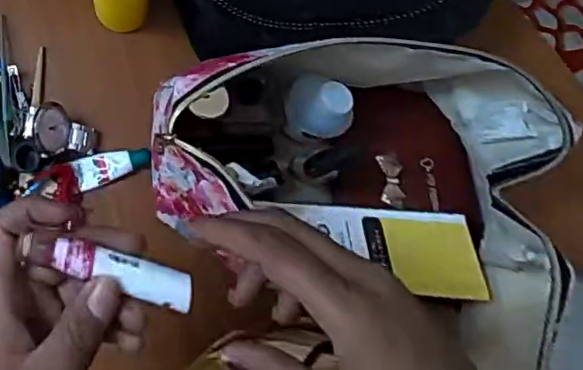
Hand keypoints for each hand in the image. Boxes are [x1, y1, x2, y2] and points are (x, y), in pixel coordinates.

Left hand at [0, 196, 150, 369]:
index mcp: (2, 294)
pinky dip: (113, 322)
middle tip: (137, 250)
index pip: (7, 230)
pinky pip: (90, 316)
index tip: (75, 214)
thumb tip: (110, 282)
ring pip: (81, 284)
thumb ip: (76, 331)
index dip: (36, 211)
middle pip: (57, 252)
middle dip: (98, 250)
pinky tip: (134, 337)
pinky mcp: (62, 342)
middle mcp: (23, 297)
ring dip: (115, 292)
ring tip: (144, 310)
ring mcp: (43, 320)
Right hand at [191, 210, 472, 369]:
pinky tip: (291, 310)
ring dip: (271, 257)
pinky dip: (300, 272)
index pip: (273, 247)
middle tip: (208, 245)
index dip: (227, 232)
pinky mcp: (392, 292)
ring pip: (310, 242)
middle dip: (243, 229)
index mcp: (348, 302)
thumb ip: (278, 369)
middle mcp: (363, 274)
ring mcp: (381, 279)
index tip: (191, 226)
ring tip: (248, 299)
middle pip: (289, 228)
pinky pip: (332, 263)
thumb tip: (231, 350)